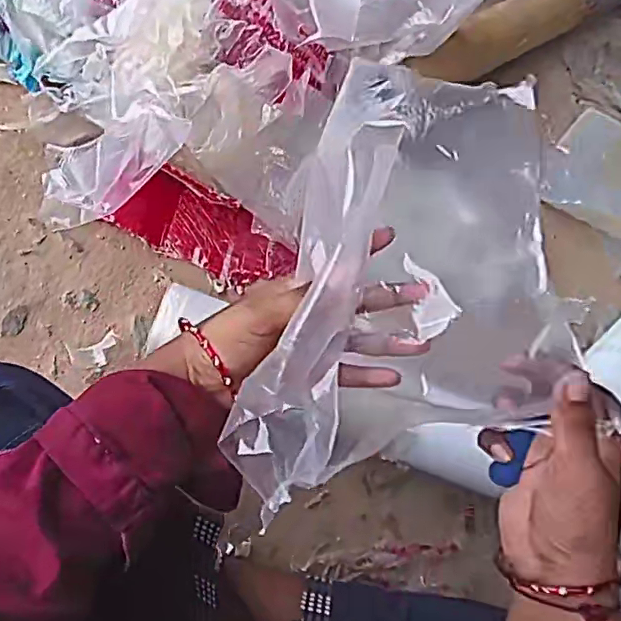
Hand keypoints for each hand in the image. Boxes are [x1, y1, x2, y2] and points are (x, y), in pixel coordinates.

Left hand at [138, 227, 429, 405]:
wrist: (200, 385)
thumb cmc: (224, 339)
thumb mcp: (261, 310)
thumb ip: (304, 297)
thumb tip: (344, 273)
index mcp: (289, 292)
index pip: (330, 268)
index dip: (356, 252)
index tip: (385, 236)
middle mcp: (300, 317)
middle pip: (350, 305)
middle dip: (385, 297)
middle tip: (420, 293)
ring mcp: (304, 347)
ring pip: (352, 340)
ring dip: (385, 340)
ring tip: (419, 341)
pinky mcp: (303, 376)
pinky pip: (341, 373)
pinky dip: (365, 375)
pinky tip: (390, 376)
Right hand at [479, 371, 620, 585]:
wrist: (550, 565)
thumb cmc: (579, 525)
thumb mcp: (579, 468)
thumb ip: (573, 423)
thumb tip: (573, 380)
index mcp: (600, 442)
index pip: (582, 394)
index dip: (559, 373)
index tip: (532, 360)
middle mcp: (573, 445)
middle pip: (549, 401)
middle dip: (528, 387)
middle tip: (505, 373)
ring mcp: (545, 457)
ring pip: (523, 418)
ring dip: (508, 413)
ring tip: (498, 413)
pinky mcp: (520, 470)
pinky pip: (503, 441)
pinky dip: (495, 439)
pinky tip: (497, 451)